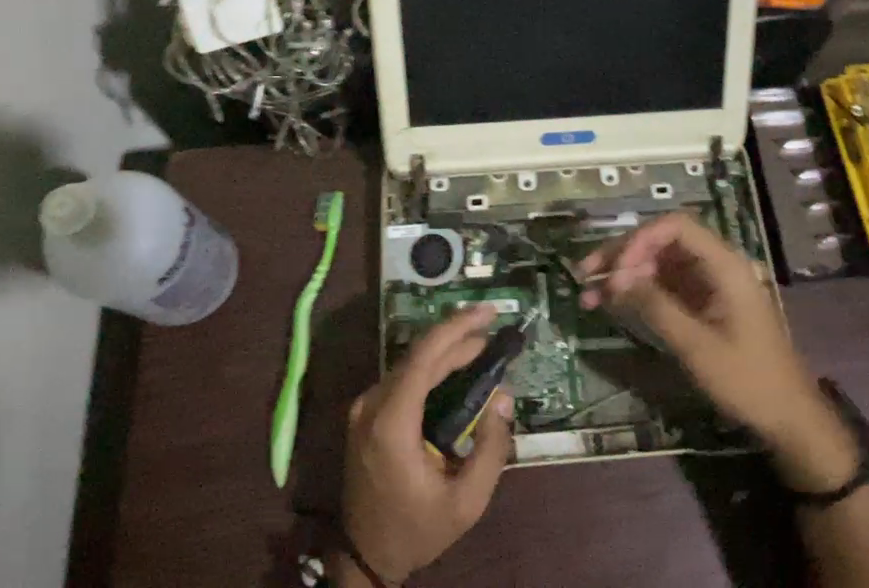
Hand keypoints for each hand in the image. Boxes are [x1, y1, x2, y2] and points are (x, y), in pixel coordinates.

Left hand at [339, 305, 512, 583]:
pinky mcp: (365, 414)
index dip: (458, 327)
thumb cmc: (417, 529)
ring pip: (409, 363)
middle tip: (495, 329)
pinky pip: (402, 378)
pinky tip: (456, 368)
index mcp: (391, 422)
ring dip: (446, 351)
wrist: (365, 555)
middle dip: (459, 336)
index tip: (490, 311)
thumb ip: (490, 447)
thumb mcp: (467, 500)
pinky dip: (431, 367)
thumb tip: (504, 397)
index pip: (425, 357)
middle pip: (418, 355)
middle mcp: (371, 405)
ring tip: (482, 348)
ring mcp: (364, 408)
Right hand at [577, 213, 857, 487]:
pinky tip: (610, 304)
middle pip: (663, 242)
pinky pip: (665, 287)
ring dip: (625, 275)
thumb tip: (616, 277)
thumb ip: (656, 306)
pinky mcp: (703, 305)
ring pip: (659, 264)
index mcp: (725, 266)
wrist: (787, 417)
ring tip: (588, 293)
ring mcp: (709, 285)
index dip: (641, 239)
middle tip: (586, 274)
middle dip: (623, 255)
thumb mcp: (697, 345)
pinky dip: (638, 293)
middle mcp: (716, 266)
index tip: (616, 269)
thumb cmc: (748, 379)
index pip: (676, 227)